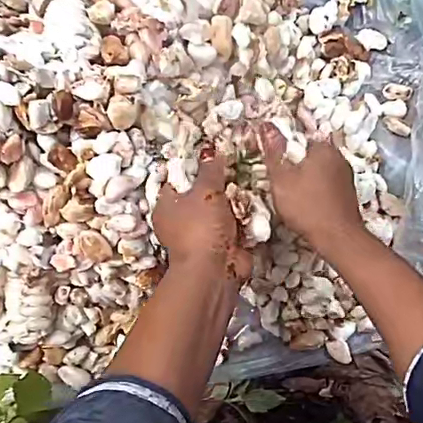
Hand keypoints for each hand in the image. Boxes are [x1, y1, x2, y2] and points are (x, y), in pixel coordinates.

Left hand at [152, 147, 248, 279]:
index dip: (194, 168)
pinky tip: (255, 208)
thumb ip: (210, 170)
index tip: (214, 159)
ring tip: (248, 188)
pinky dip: (245, 220)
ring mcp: (204, 234)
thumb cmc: (201, 227)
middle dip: (221, 186)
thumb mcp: (205, 191)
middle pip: (202, 194)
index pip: (177, 180)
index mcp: (167, 206)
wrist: (215, 270)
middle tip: (236, 171)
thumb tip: (212, 152)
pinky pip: (236, 226)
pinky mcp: (223, 245)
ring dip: (236, 203)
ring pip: (222, 210)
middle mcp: (182, 220)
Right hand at [257, 124, 365, 258]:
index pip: (300, 140)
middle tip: (282, 186)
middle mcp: (340, 158)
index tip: (276, 169)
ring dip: (307, 182)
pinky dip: (317, 194)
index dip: (285, 153)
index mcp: (324, 148)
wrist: (338, 238)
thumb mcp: (282, 178)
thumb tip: (266, 125)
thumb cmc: (307, 207)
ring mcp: (347, 178)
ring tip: (294, 199)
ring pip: (319, 173)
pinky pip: (327, 188)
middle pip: (311, 157)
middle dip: (297, 168)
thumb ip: (274, 152)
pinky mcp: (349, 196)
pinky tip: (308, 207)